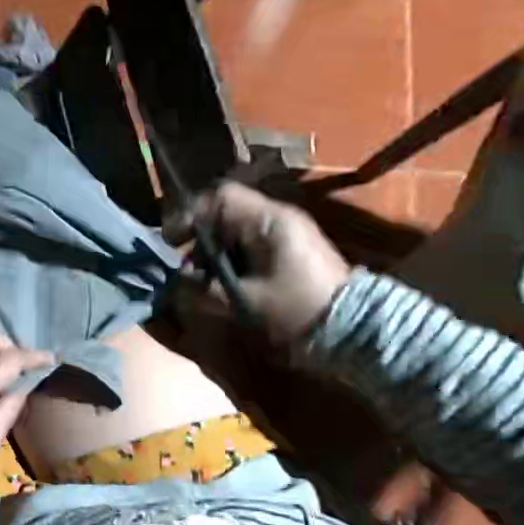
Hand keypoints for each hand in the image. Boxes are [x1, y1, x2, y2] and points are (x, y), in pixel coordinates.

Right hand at [173, 182, 352, 339]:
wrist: (352, 327)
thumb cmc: (298, 308)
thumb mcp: (246, 301)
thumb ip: (207, 290)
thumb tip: (178, 284)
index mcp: (268, 220)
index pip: (219, 198)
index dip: (190, 216)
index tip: (171, 243)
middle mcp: (278, 217)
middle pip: (225, 214)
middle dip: (200, 241)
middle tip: (187, 271)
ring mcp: (287, 233)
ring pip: (237, 231)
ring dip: (215, 254)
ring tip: (204, 284)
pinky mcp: (291, 250)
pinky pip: (252, 245)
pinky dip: (234, 261)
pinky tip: (227, 285)